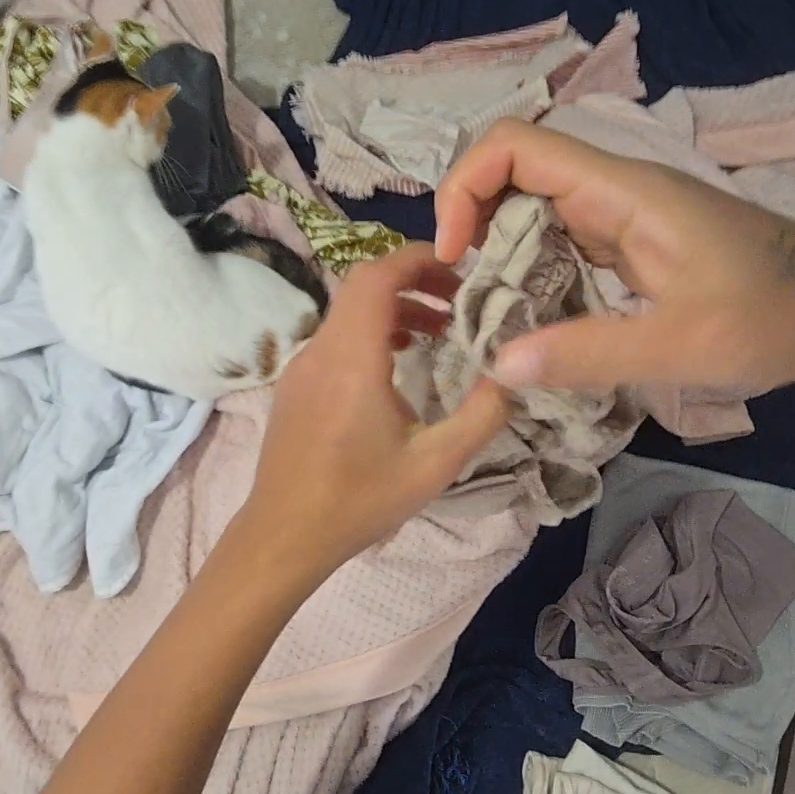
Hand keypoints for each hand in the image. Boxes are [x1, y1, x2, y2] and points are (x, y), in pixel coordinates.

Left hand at [234, 243, 512, 576]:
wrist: (284, 534)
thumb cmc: (358, 501)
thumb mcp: (434, 465)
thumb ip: (481, 416)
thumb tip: (511, 373)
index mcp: (351, 360)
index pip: (376, 276)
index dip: (417, 259)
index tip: (461, 269)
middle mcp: (319, 352)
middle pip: (361, 287)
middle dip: (413, 281)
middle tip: (458, 301)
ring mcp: (300, 367)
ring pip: (347, 313)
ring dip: (393, 309)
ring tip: (438, 332)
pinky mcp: (294, 385)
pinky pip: (334, 339)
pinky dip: (370, 333)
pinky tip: (398, 364)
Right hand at [434, 118, 794, 393]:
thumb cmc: (778, 316)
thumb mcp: (686, 345)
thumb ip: (590, 353)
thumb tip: (497, 362)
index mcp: (622, 191)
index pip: (514, 146)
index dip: (464, 186)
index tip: (453, 253)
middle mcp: (610, 191)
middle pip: (507, 173)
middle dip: (467, 222)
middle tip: (463, 293)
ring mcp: (615, 216)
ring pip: (523, 207)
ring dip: (490, 250)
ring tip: (486, 310)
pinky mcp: (620, 243)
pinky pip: (548, 240)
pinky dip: (519, 270)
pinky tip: (523, 314)